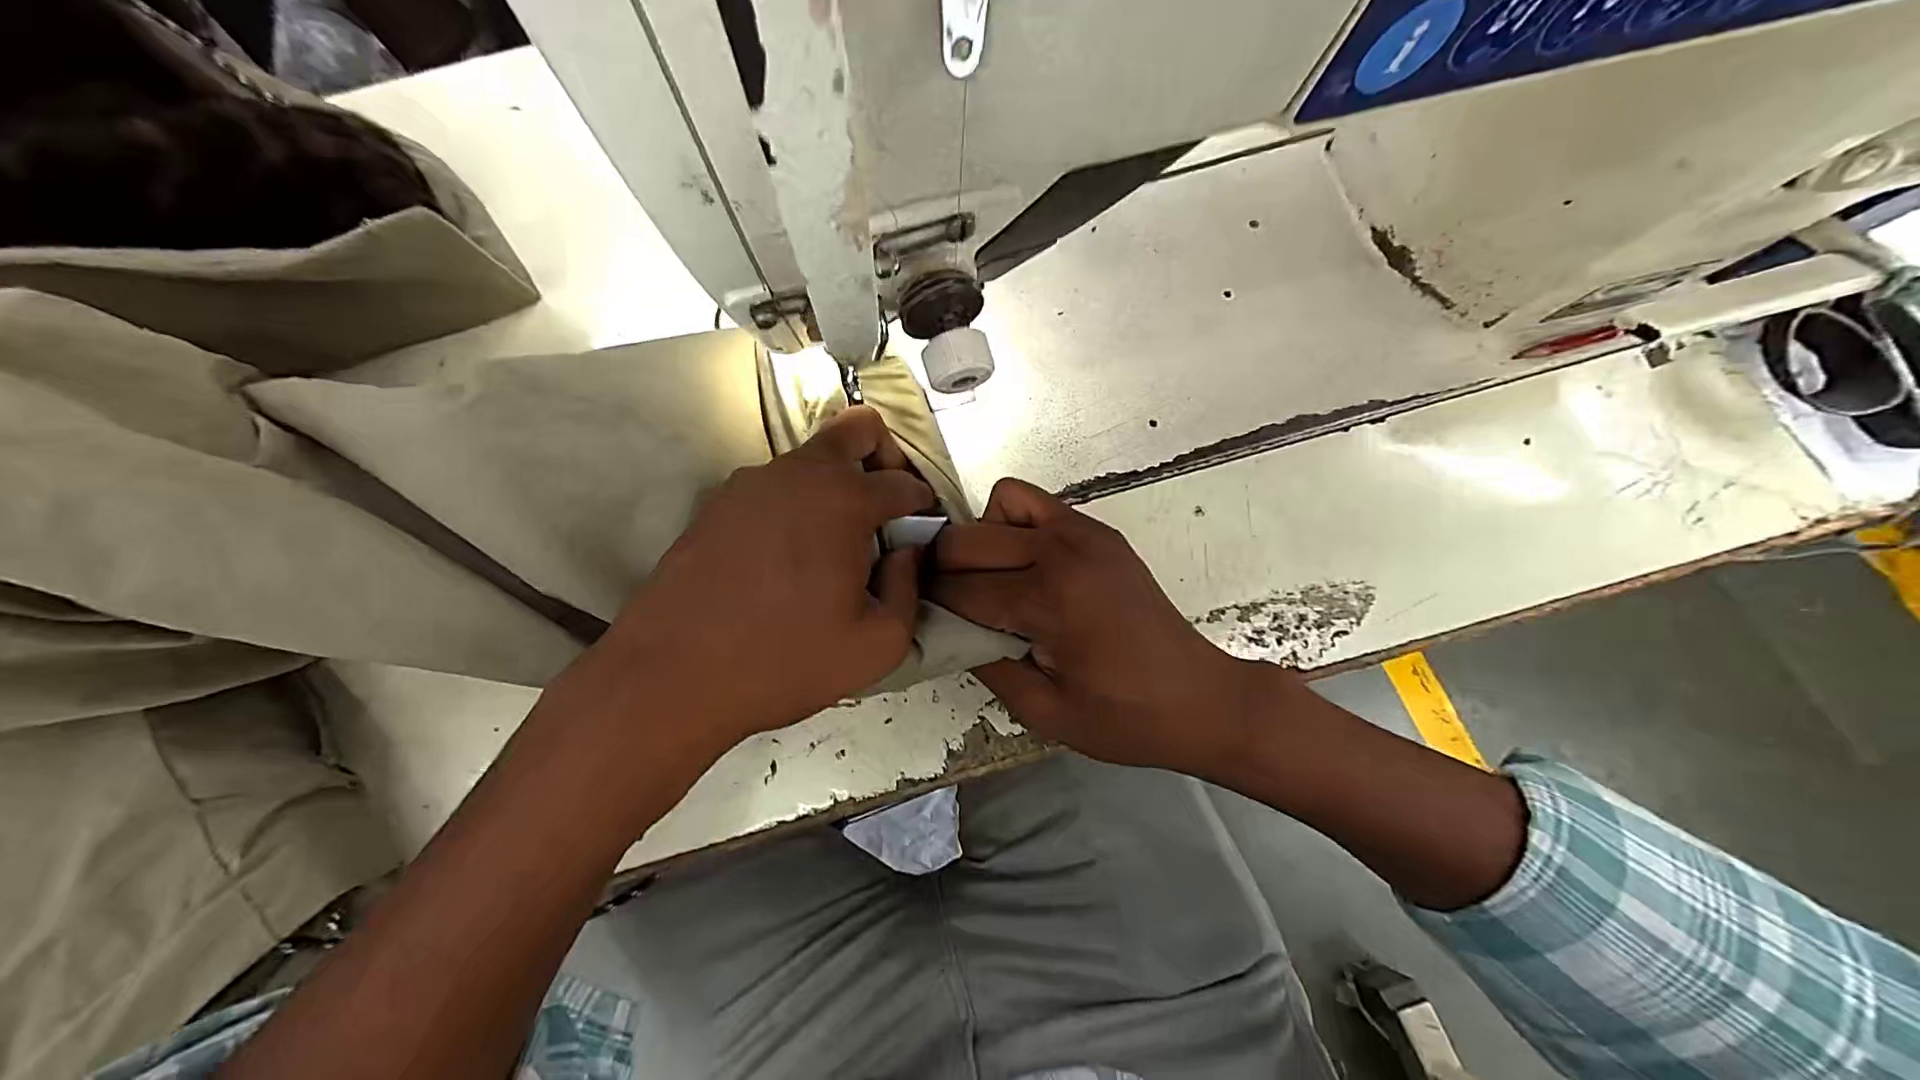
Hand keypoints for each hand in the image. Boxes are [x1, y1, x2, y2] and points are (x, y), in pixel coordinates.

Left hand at [557, 406, 934, 756]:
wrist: (673, 676)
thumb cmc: (785, 661)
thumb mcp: (879, 643)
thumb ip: (909, 588)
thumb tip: (905, 553)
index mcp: (844, 501)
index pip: (904, 483)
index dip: (923, 505)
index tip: (923, 528)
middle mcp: (796, 475)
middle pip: (857, 429)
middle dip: (886, 457)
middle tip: (887, 508)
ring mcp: (749, 485)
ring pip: (810, 460)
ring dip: (835, 487)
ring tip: (834, 548)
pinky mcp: (716, 506)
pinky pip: (773, 489)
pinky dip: (795, 507)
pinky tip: (789, 560)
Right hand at [930, 478, 1295, 778]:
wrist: (1200, 698)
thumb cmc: (1125, 717)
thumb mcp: (1043, 710)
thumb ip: (984, 664)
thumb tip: (947, 629)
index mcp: (1049, 600)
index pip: (959, 588)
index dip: (931, 606)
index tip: (921, 621)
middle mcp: (1062, 552)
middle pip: (966, 539)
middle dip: (943, 571)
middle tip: (951, 607)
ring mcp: (1084, 533)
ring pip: (998, 504)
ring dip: (980, 538)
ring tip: (990, 580)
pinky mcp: (1098, 531)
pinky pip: (1036, 504)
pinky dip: (1014, 523)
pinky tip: (1023, 566)